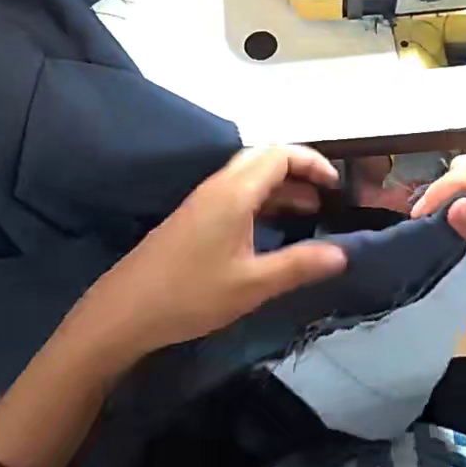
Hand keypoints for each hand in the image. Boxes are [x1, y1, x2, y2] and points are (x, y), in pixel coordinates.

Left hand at [66, 146, 348, 361]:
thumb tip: (343, 253)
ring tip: (309, 213)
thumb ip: (300, 265)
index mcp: (235, 192)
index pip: (281, 154)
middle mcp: (219, 186)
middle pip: (265, 158)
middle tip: (325, 196)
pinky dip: (263, 200)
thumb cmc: (191, 294)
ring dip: (282, 186)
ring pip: (250, 176)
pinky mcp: (194, 217)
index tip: (336, 186)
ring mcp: (204, 201)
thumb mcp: (252, 284)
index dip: (313, 162)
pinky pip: (237, 193)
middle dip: (300, 170)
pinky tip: (272, 230)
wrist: (123, 312)